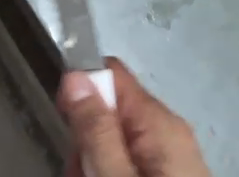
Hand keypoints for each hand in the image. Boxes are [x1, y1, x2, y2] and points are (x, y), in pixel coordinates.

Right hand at [58, 60, 209, 176]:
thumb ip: (96, 128)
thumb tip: (76, 75)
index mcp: (160, 123)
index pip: (110, 73)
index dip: (81, 88)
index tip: (66, 121)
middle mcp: (169, 133)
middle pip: (108, 111)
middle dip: (85, 141)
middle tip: (81, 175)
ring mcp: (172, 161)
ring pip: (114, 143)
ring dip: (94, 166)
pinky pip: (128, 166)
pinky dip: (111, 176)